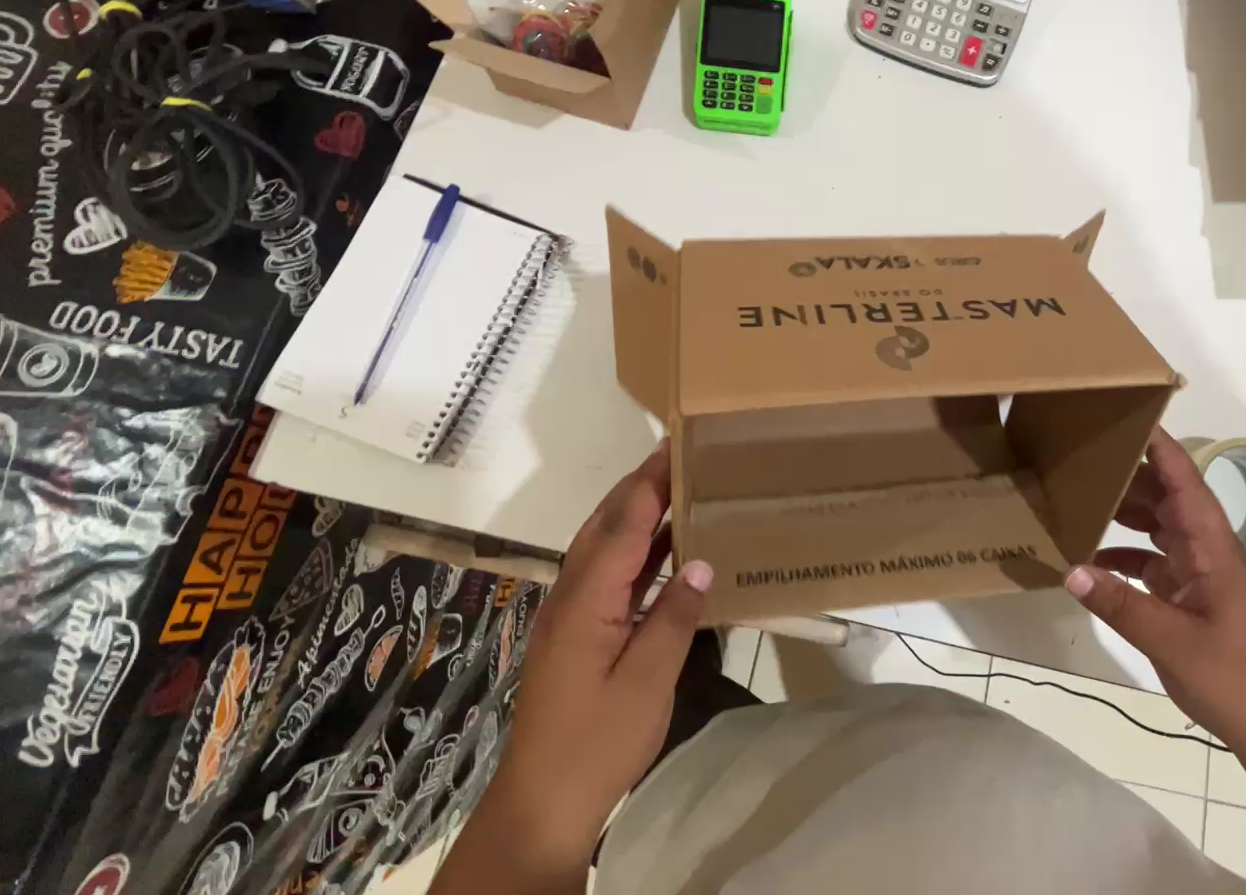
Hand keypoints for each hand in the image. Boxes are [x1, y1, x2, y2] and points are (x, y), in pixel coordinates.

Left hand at [501, 443, 711, 874]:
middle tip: (679, 453)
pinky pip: (610, 575)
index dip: (649, 484)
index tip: (675, 446)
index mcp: (585, 602)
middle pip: (606, 526)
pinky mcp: (579, 632)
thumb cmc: (597, 742)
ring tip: (676, 485)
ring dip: (637, 513)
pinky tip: (667, 549)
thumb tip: (701, 564)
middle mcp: (572, 596)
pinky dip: (638, 551)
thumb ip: (673, 619)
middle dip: (640, 486)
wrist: (544, 799)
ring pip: (605, 548)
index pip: (622, 527)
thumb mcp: (646, 684)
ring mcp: (572, 615)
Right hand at [1065, 429, 1245, 743]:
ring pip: (1158, 528)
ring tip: (1079, 499)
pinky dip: (1123, 555)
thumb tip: (1070, 570)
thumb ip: (1120, 604)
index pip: (1186, 485)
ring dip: (1124, 513)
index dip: (1161, 450)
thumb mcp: (1173, 641)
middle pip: (1167, 500)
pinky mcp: (1189, 598)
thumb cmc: (1236, 676)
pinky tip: (1091, 559)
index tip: (1132, 417)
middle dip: (1130, 476)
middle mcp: (1207, 552)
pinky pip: (1151, 562)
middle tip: (1083, 458)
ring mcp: (1199, 575)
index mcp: (1214, 549)